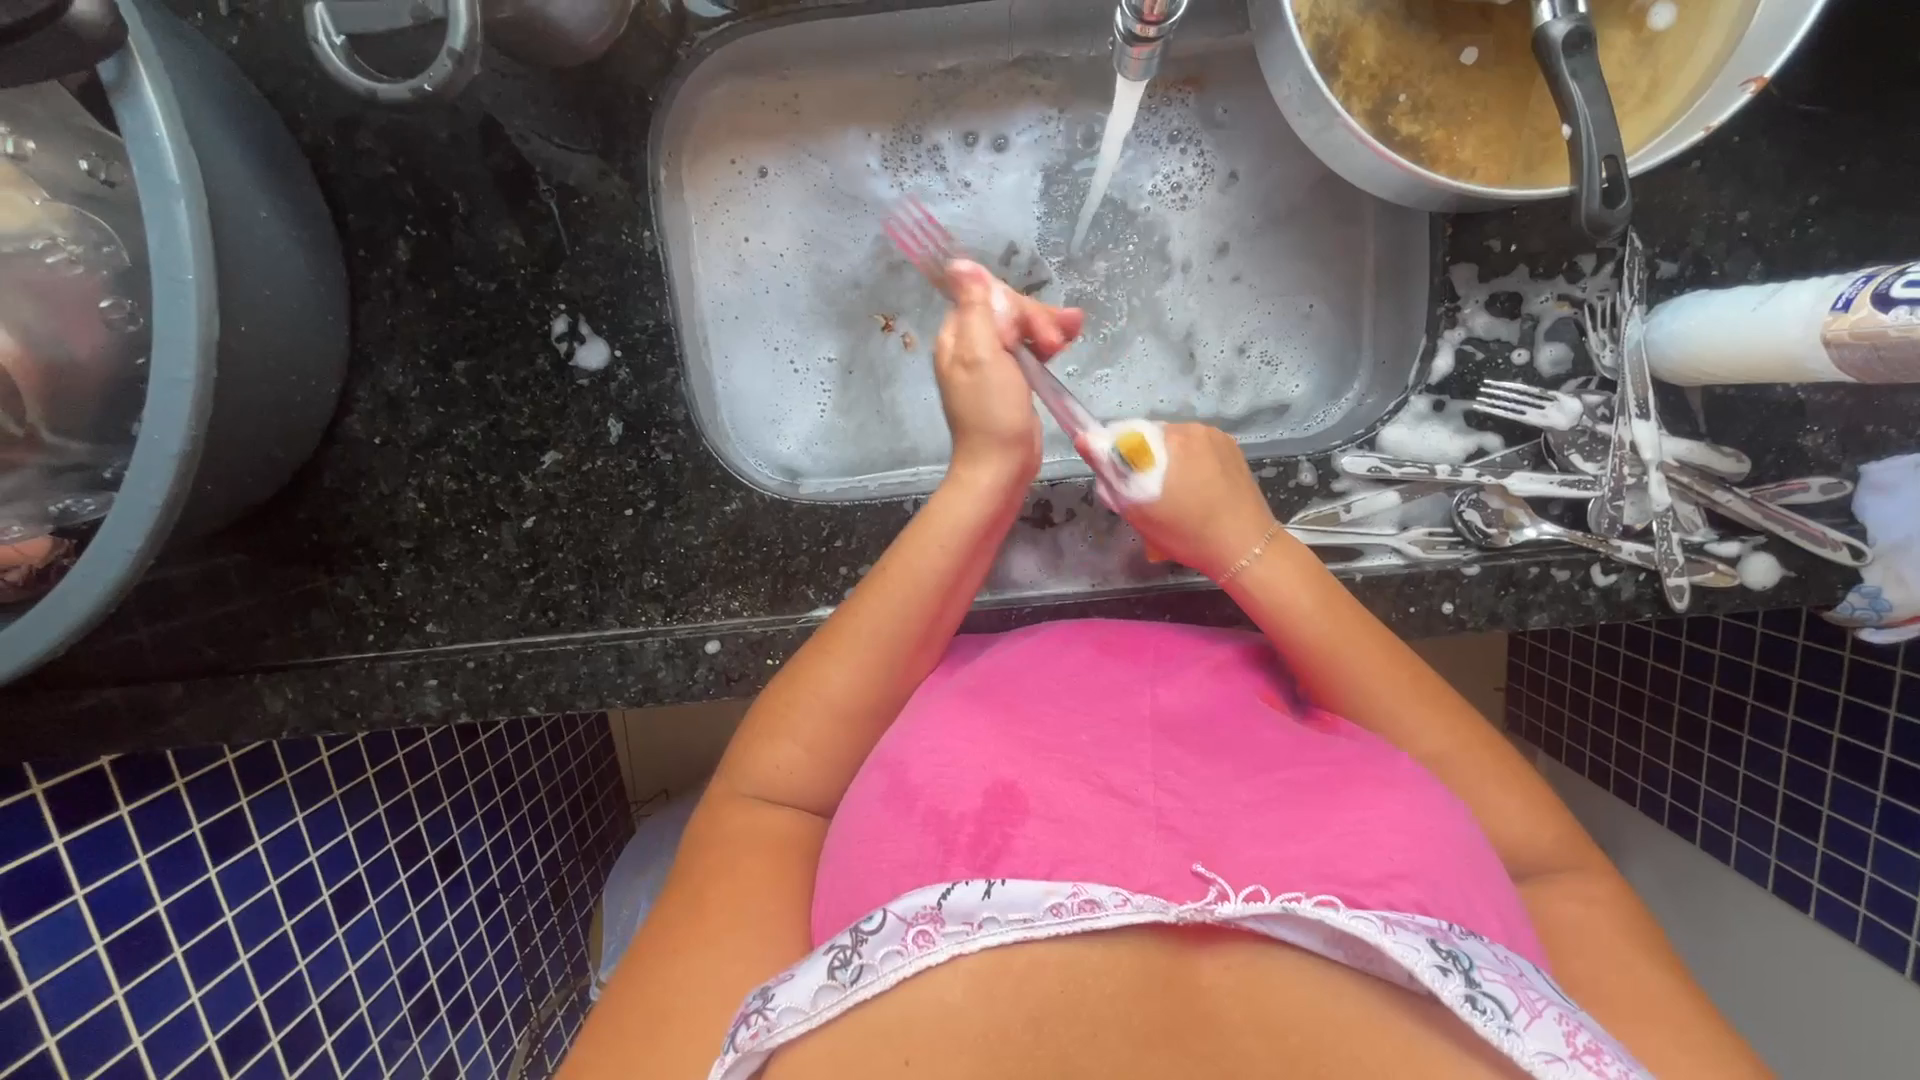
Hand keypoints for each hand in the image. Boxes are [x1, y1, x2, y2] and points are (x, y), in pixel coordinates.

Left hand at [934, 259, 1083, 486]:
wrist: (1002, 465)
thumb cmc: (992, 412)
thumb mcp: (981, 354)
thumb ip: (975, 308)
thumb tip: (959, 263)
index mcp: (957, 337)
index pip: (988, 296)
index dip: (1017, 306)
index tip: (1037, 329)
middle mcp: (970, 346)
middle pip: (1007, 311)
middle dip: (1036, 319)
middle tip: (1057, 342)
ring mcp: (992, 364)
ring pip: (1021, 328)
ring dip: (1047, 328)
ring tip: (1071, 339)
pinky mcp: (1012, 380)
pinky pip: (1028, 349)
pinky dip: (1047, 343)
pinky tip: (1068, 342)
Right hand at [1100, 423, 1285, 579]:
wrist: (1243, 548)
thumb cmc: (1184, 532)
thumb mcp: (1136, 508)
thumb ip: (1108, 470)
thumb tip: (1084, 438)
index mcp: (1167, 438)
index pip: (1124, 433)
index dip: (1117, 458)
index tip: (1124, 486)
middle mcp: (1191, 428)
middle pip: (1151, 438)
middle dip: (1145, 461)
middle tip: (1150, 499)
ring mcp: (1216, 436)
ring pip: (1175, 444)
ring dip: (1169, 463)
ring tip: (1177, 498)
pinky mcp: (1232, 448)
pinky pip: (1198, 449)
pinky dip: (1192, 465)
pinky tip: (1198, 493)